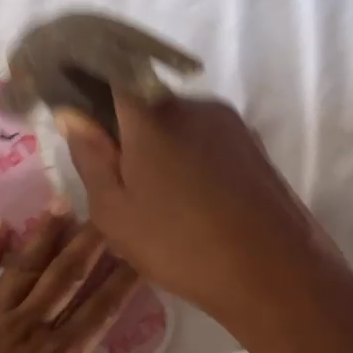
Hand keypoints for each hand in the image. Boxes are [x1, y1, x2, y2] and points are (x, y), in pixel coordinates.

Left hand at [0, 209, 138, 352]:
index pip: (100, 311)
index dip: (121, 280)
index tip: (137, 252)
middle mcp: (30, 329)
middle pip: (65, 277)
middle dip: (88, 242)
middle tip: (104, 210)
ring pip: (25, 267)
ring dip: (43, 234)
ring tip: (59, 203)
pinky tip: (1, 226)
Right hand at [55, 92, 342, 324]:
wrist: (281, 280)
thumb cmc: (181, 245)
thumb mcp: (113, 210)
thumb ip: (89, 155)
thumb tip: (71, 113)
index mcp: (151, 114)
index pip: (110, 72)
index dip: (89, 87)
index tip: (77, 118)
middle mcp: (193, 106)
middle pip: (144, 102)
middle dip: (125, 130)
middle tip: (118, 179)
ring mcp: (230, 126)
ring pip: (176, 124)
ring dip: (159, 149)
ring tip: (157, 201)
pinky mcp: (255, 149)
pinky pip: (205, 142)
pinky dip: (189, 162)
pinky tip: (191, 206)